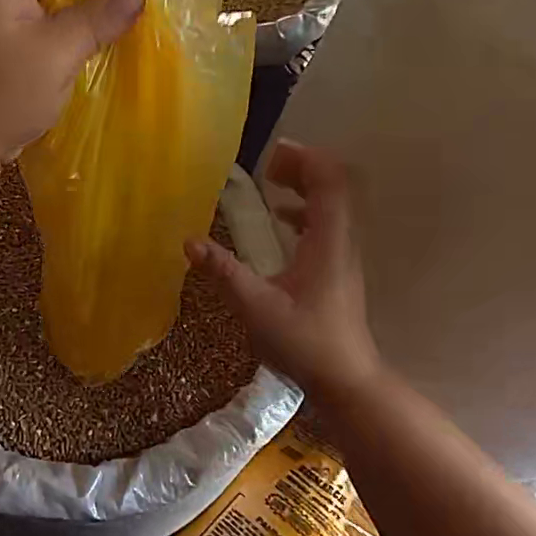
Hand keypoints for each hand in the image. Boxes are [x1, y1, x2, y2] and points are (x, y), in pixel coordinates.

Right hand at [187, 141, 383, 399]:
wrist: (345, 379)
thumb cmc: (304, 343)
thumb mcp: (256, 307)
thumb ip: (224, 272)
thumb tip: (189, 242)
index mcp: (327, 240)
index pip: (329, 181)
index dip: (304, 159)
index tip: (271, 156)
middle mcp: (342, 240)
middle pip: (336, 184)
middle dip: (304, 167)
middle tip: (269, 167)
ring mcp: (345, 254)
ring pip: (335, 203)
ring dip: (307, 186)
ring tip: (273, 183)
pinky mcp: (340, 268)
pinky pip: (329, 223)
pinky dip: (307, 210)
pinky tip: (282, 220)